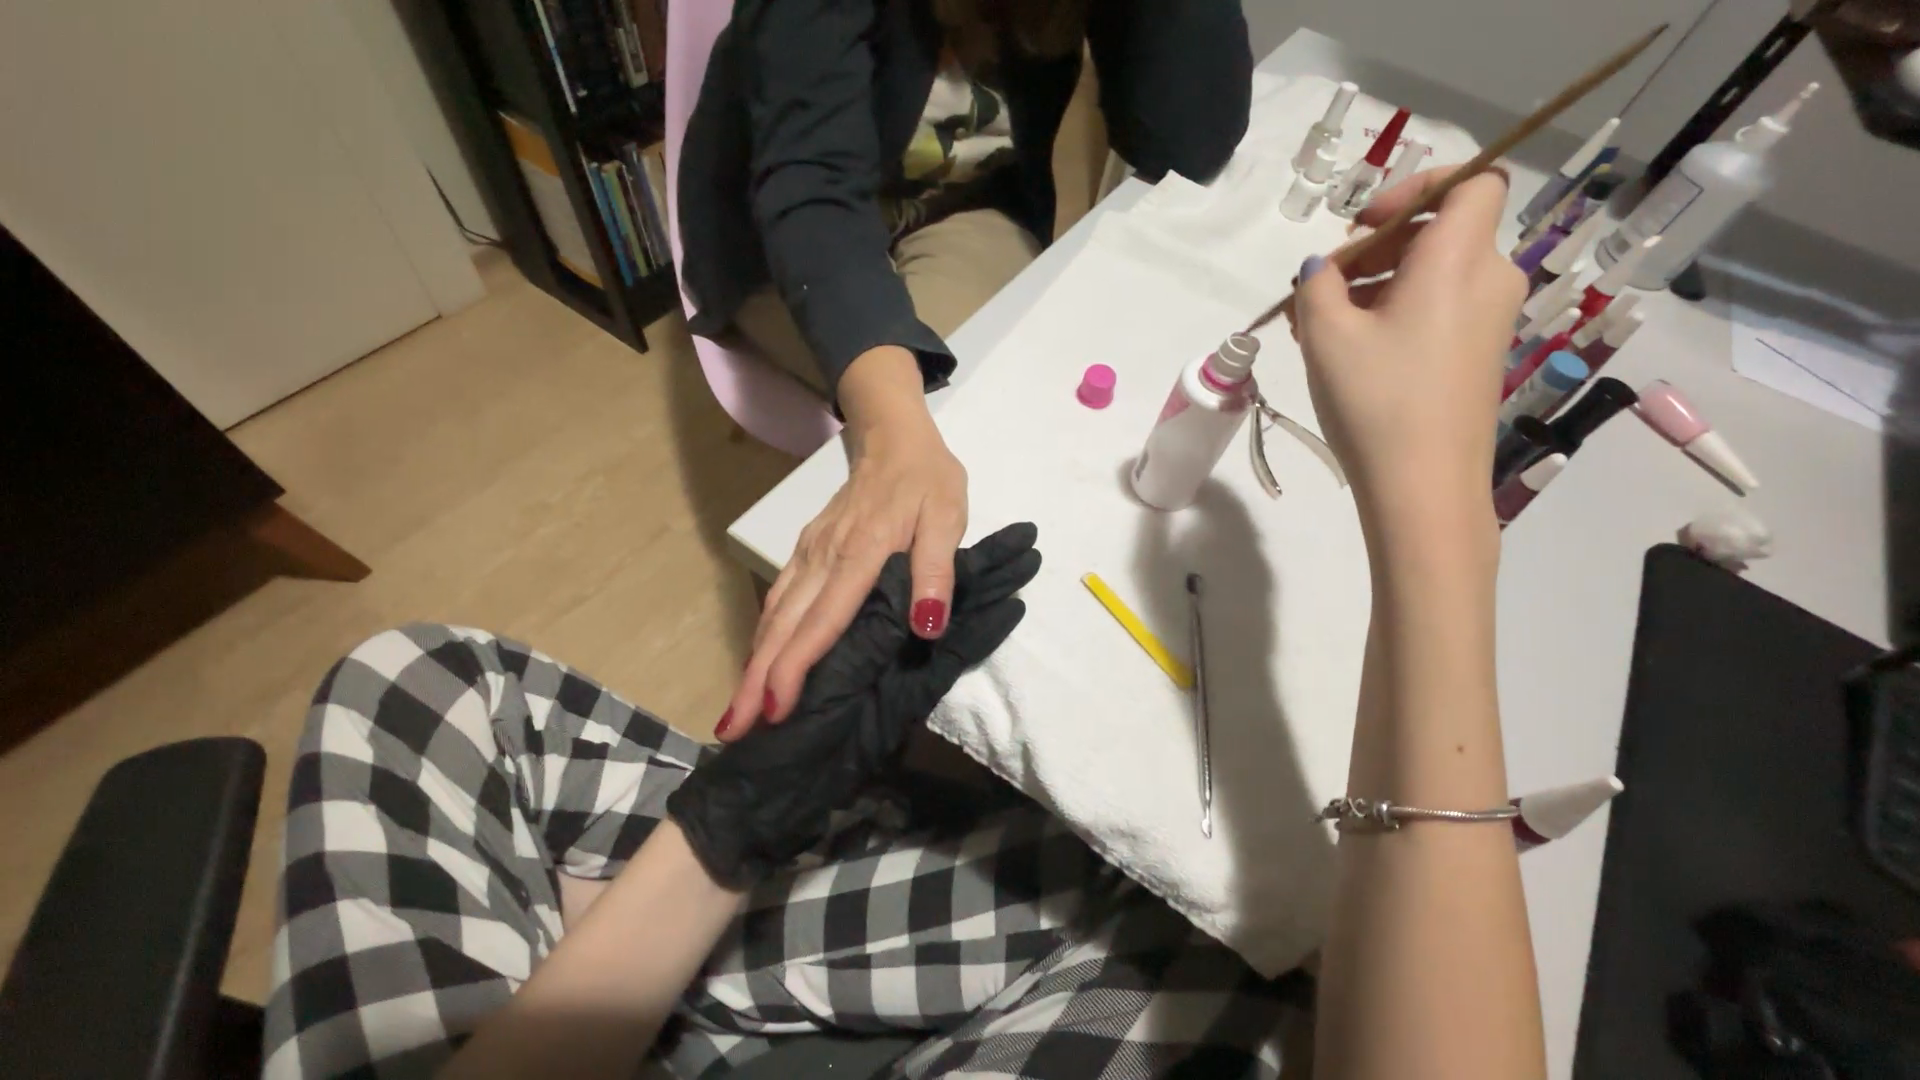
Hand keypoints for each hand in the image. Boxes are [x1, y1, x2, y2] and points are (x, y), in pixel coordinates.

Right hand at [724, 346, 967, 739]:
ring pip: (773, 614)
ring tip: (735, 710)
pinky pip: (778, 598)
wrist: (893, 436)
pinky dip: (764, 635)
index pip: (823, 619)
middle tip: (732, 729)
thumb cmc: (926, 480)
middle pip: (783, 625)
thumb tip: (926, 625)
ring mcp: (808, 552)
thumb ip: (937, 570)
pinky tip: (758, 660)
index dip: (797, 665)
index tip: (775, 708)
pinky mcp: (805, 549)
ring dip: (753, 662)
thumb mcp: (947, 517)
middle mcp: (822, 557)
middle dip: (756, 679)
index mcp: (859, 553)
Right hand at [1292, 169, 1525, 538]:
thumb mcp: (1327, 336)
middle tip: (1324, 284)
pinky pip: (1439, 310)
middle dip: (1378, 245)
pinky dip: (1397, 313)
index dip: (1419, 186)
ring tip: (1320, 325)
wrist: (1425, 487)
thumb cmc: (1377, 400)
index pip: (1472, 182)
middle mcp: (1488, 280)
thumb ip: (1318, 285)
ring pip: (1435, 275)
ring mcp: (1489, 323)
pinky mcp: (1477, 358)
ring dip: (1378, 283)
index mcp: (1459, 259)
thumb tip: (1322, 269)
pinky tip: (1349, 352)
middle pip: (1442, 231)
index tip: (1364, 225)